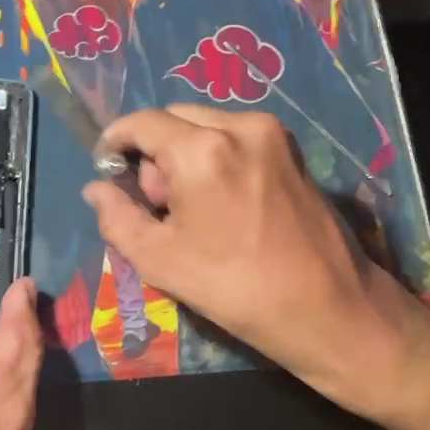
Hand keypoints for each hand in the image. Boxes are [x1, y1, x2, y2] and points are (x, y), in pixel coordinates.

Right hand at [83, 106, 429, 426]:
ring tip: (191, 209)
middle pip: (174, 119)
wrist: (332, 310)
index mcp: (202, 149)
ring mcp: (272, 135)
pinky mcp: (293, 151)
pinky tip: (222, 205)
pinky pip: (236, 137)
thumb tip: (96, 188)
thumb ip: (117, 217)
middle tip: (155, 203)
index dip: (115, 141)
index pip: (141, 123)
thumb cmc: (237, 288)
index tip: (106, 167)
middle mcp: (238, 125)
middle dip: (154, 151)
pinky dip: (216, 157)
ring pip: (205, 126)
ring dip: (184, 154)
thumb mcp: (161, 260)